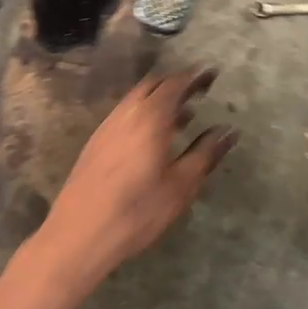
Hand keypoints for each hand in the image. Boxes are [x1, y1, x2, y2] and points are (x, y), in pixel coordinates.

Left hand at [38, 68, 237, 278]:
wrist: (79, 234)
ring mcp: (107, 125)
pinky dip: (144, 113)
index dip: (195, 76)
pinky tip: (153, 138)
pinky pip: (125, 114)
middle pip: (154, 85)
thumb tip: (229, 130)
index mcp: (150, 116)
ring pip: (137, 99)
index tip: (212, 74)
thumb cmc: (137, 211)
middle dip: (177, 84)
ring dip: (160, 100)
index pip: (175, 83)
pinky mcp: (96, 141)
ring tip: (184, 117)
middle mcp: (126, 112)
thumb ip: (205, 153)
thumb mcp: (181, 186)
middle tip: (199, 93)